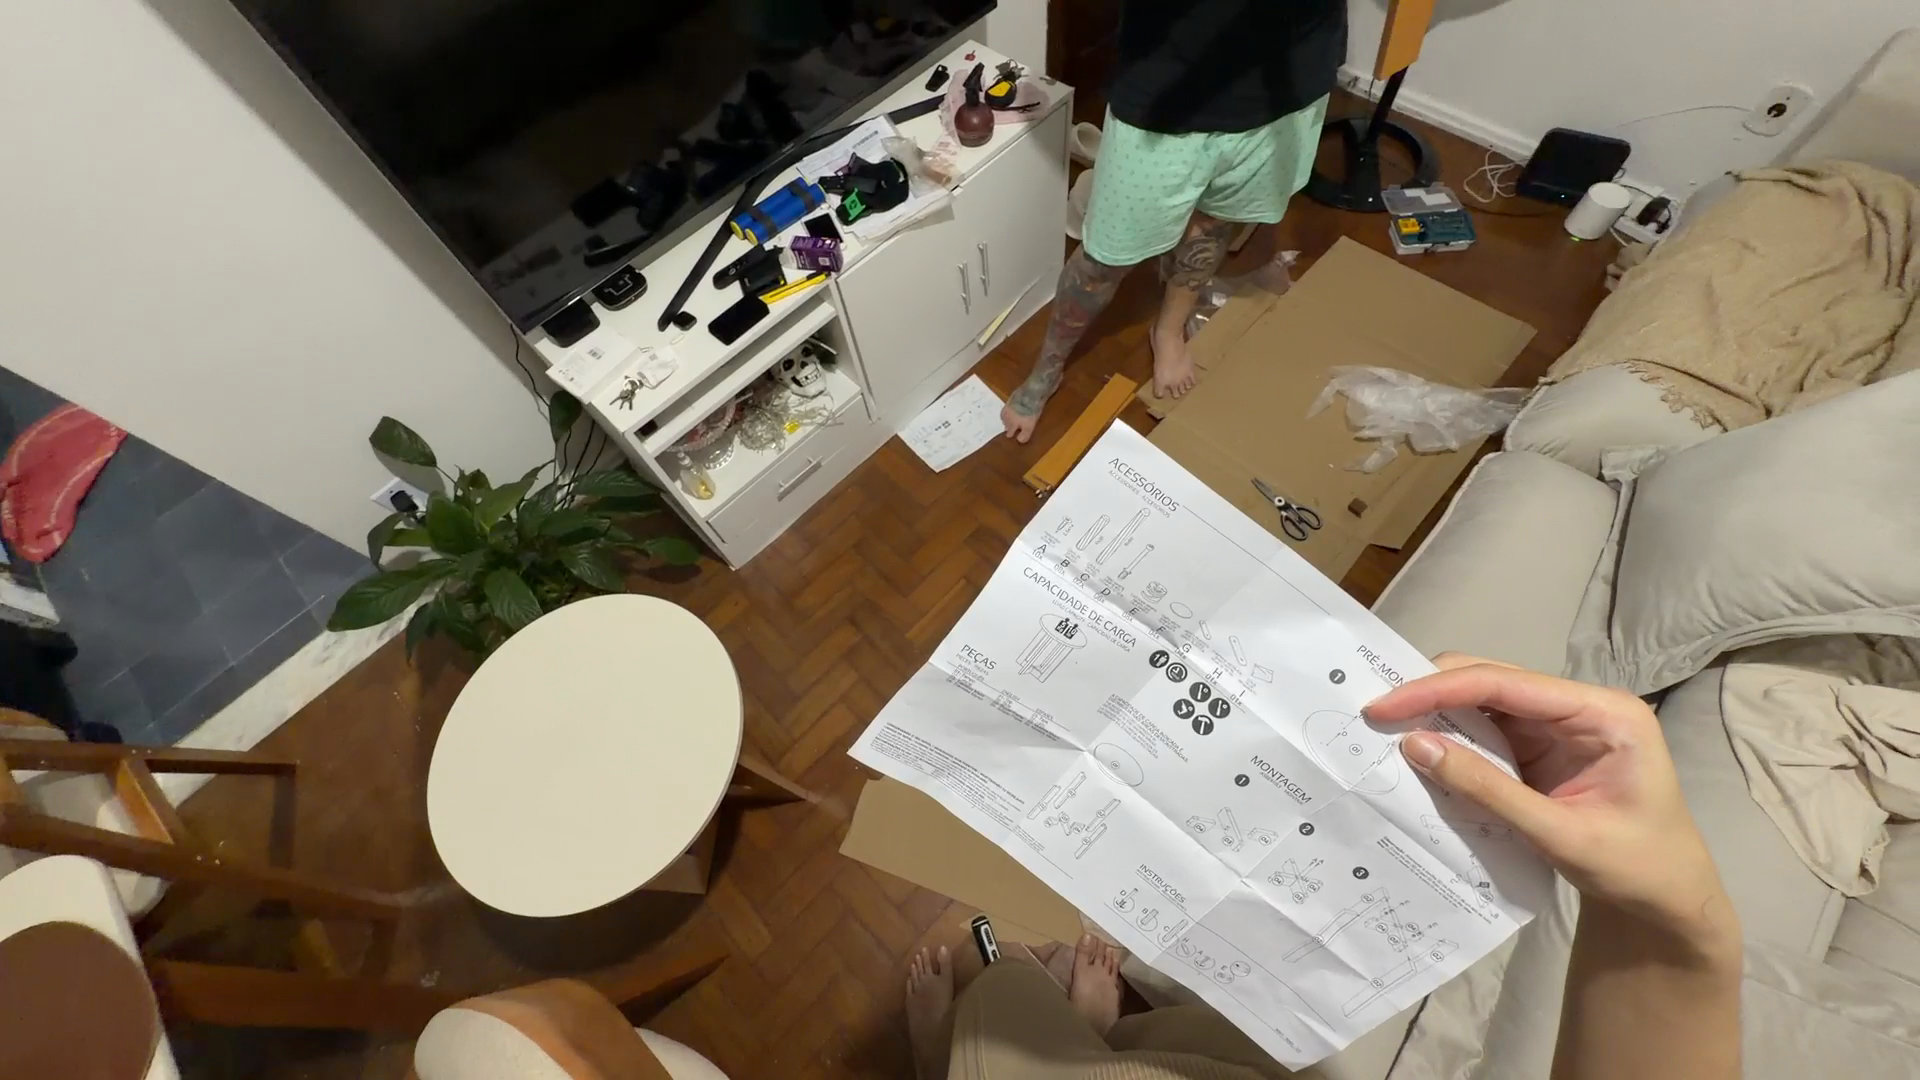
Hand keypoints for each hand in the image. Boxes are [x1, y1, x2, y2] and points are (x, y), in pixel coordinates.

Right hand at [1365, 654, 1735, 950]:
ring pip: (1476, 695)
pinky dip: (1444, 730)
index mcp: (1602, 713)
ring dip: (1432, 709)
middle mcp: (1575, 705)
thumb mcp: (1561, 835)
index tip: (1385, 705)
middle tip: (1376, 713)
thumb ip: (1487, 788)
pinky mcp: (1533, 742)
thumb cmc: (1636, 870)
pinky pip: (1478, 722)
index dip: (1437, 688)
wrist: (1667, 904)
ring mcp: (1553, 722)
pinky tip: (1417, 741)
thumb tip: (1413, 745)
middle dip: (1428, 691)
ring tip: (1387, 725)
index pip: (1504, 682)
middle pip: (1485, 677)